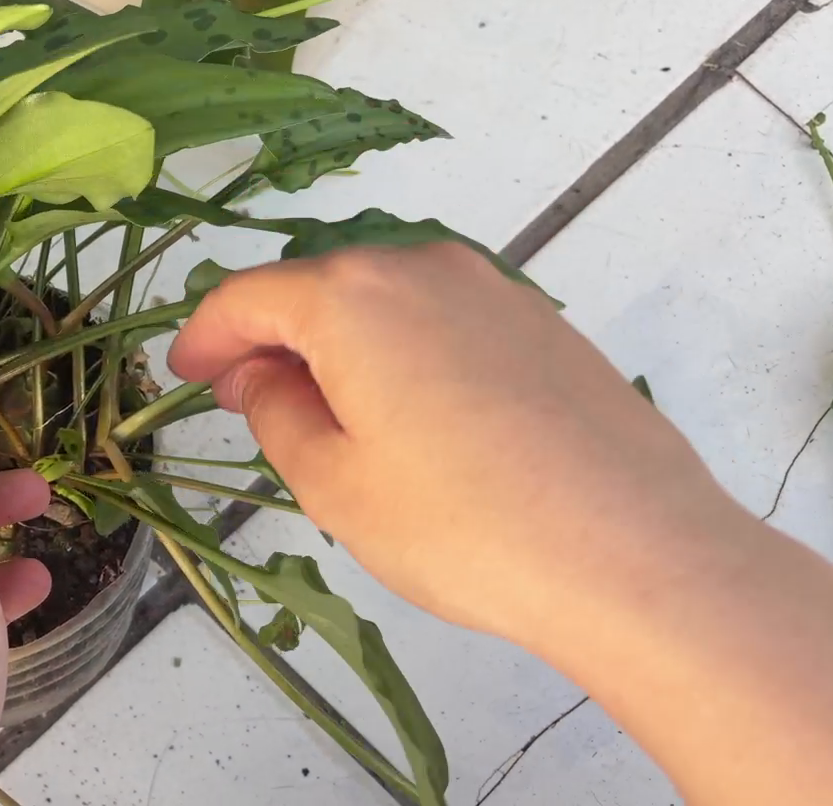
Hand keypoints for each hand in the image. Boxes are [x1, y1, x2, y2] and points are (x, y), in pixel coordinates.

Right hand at [168, 241, 730, 639]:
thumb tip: (258, 374)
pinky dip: (383, 341)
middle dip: (261, 336)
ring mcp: (486, 286)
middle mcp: (415, 266)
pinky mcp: (535, 319)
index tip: (183, 373)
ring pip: (368, 296)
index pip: (245, 298)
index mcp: (349, 295)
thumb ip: (270, 407)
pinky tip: (389, 399)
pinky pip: (426, 312)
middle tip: (238, 391)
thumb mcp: (326, 475)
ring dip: (322, 338)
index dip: (203, 335)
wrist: (650, 566)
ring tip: (311, 400)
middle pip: (307, 288)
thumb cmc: (457, 522)